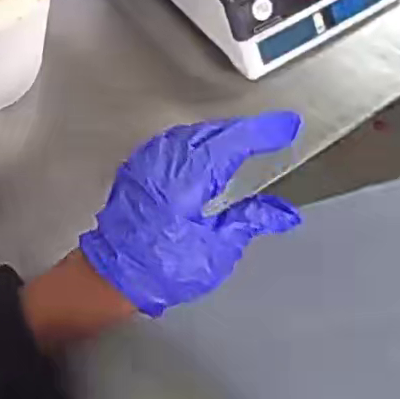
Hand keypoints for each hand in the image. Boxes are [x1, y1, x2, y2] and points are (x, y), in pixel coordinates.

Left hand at [79, 112, 302, 316]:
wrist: (113, 273)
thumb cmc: (162, 268)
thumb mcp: (216, 250)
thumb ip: (249, 221)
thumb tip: (283, 211)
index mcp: (184, 180)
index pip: (228, 143)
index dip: (259, 132)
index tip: (286, 125)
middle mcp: (161, 163)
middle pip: (208, 133)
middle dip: (242, 129)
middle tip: (273, 131)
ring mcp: (145, 162)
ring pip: (188, 134)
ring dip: (217, 133)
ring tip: (246, 137)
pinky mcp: (136, 168)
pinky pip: (170, 142)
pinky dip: (194, 140)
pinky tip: (207, 147)